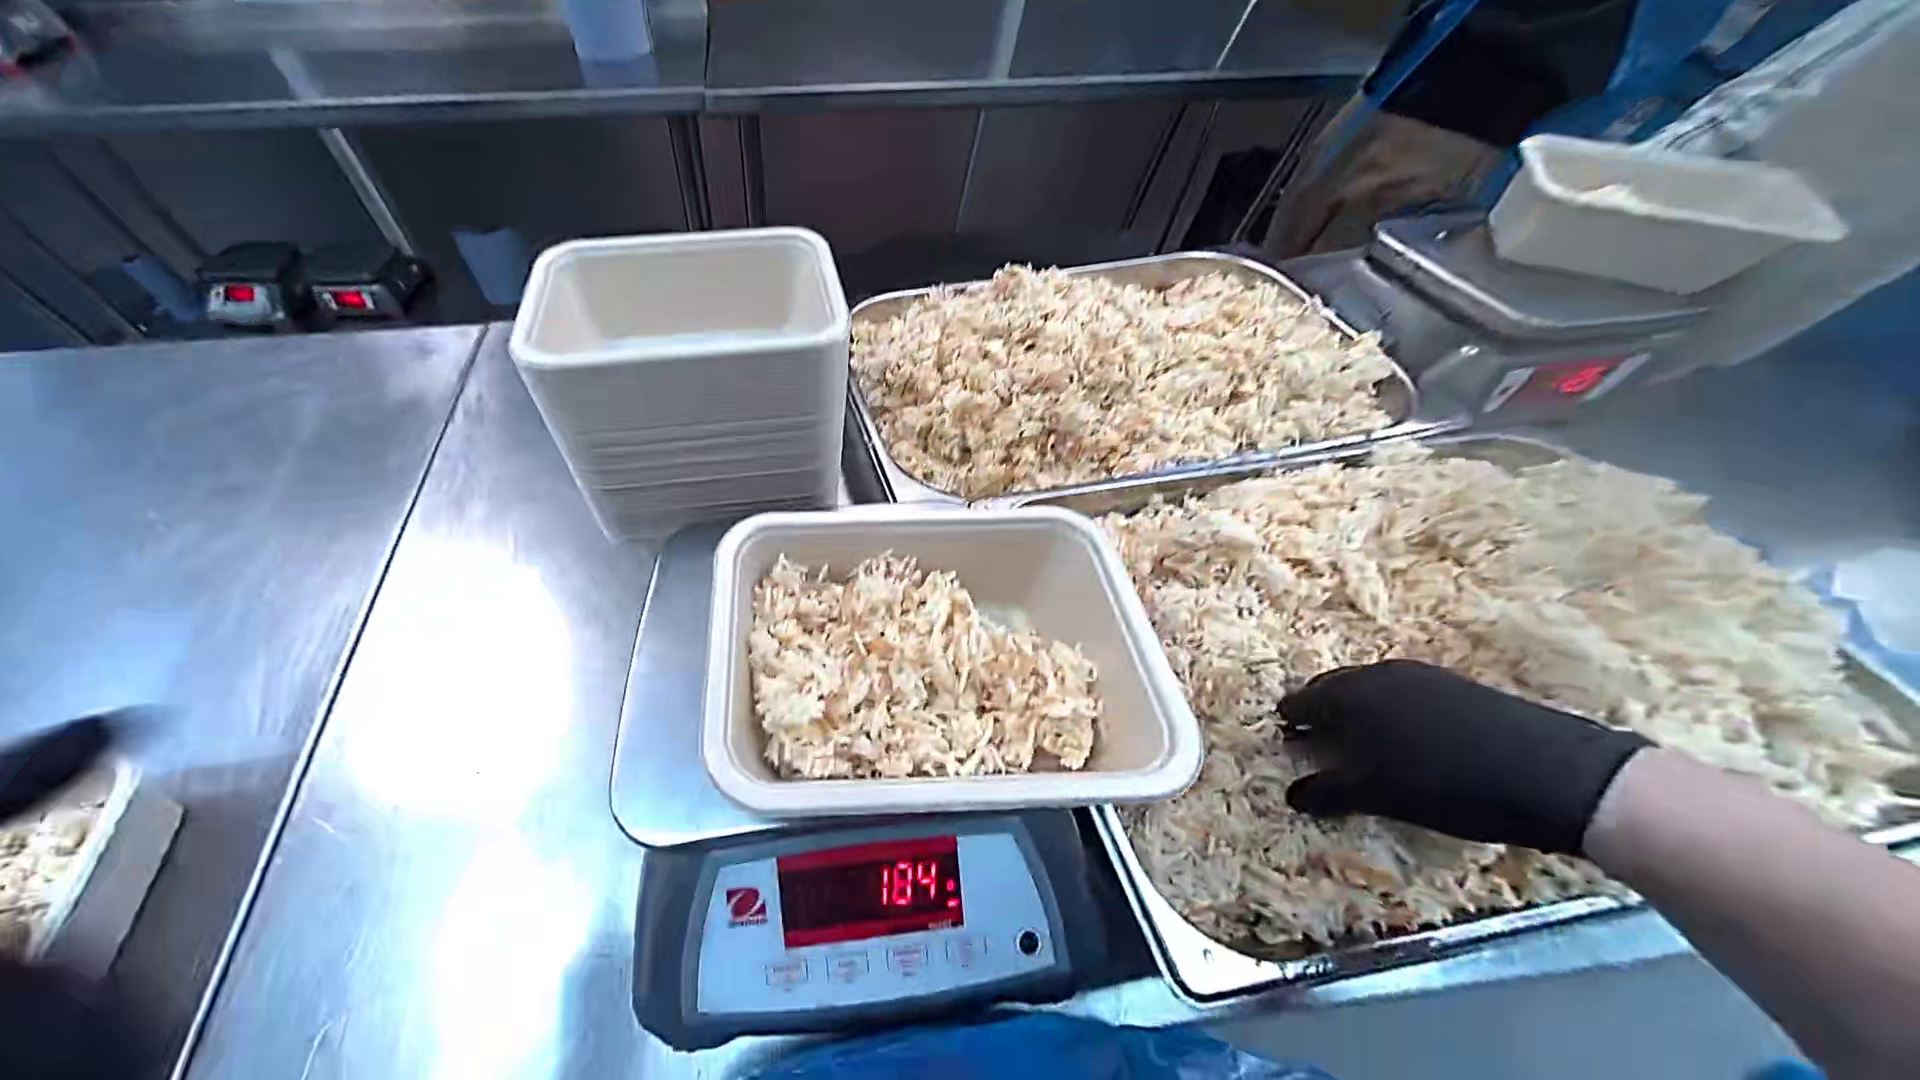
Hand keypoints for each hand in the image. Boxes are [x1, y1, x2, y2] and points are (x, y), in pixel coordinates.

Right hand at [1280, 660, 1651, 854]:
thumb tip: (1292, 795)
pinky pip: (1399, 692)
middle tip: (1315, 738)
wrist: (1555, 773)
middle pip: (1330, 688)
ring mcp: (1416, 675)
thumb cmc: (1447, 784)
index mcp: (1348, 695)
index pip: (1300, 702)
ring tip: (1359, 740)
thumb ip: (1328, 791)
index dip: (1290, 723)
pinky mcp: (1451, 684)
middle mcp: (1375, 674)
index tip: (1286, 740)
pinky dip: (1387, 711)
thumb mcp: (1378, 794)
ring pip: (1367, 689)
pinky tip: (1405, 737)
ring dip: (1354, 710)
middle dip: (1318, 711)